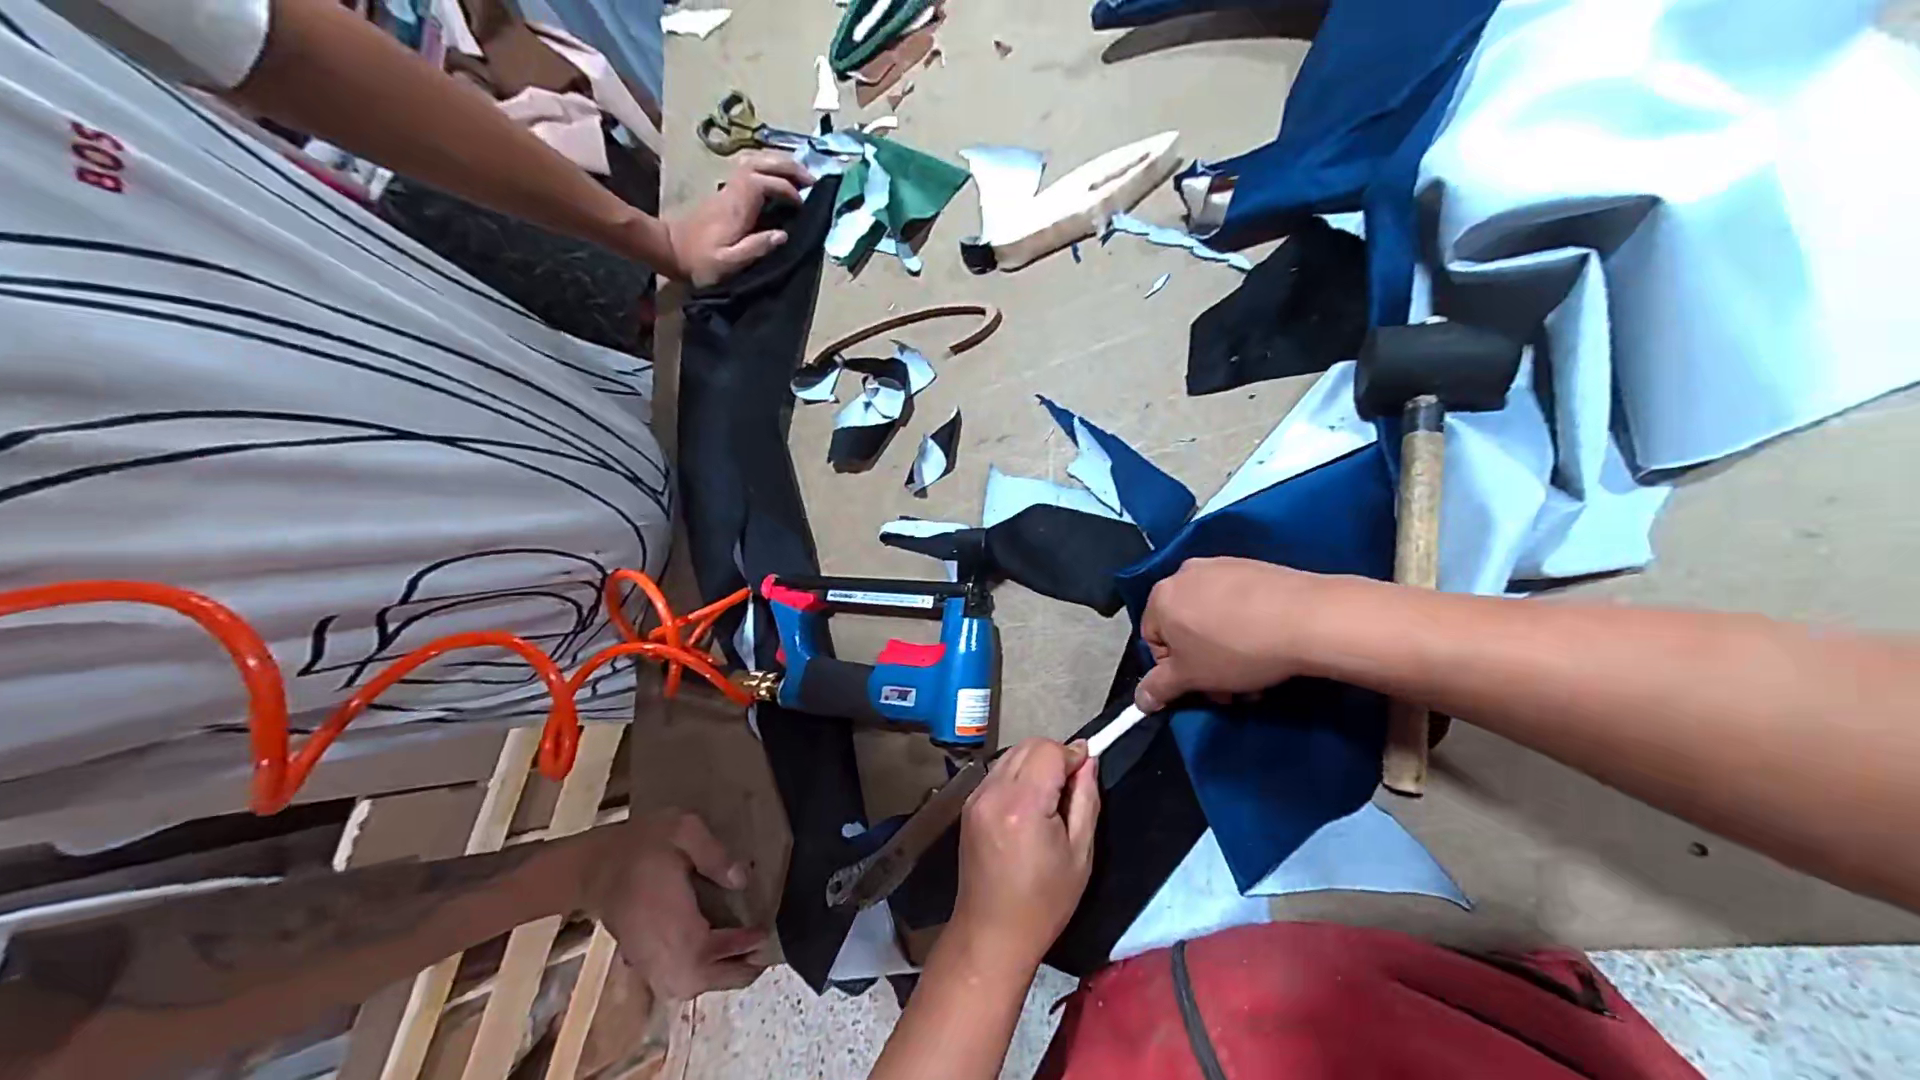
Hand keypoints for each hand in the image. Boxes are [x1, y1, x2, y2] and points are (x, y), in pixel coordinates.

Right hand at [590, 810, 767, 999]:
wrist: (591, 865)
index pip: (707, 949)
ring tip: (747, 957)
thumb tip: (742, 880)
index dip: (738, 946)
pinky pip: (672, 981)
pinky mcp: (639, 958)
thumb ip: (714, 854)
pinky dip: (698, 977)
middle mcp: (656, 950)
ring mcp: (644, 958)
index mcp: (669, 920)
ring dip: (718, 977)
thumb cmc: (640, 844)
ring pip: (684, 986)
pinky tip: (716, 957)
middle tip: (764, 953)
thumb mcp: (683, 830)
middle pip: (697, 979)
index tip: (763, 931)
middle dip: (735, 971)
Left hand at [664, 151, 813, 285]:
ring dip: (779, 164)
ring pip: (755, 161)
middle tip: (811, 179)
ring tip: (800, 177)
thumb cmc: (699, 261)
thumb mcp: (728, 263)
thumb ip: (755, 248)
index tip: (802, 205)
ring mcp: (728, 188)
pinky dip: (769, 169)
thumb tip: (783, 235)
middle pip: (760, 162)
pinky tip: (781, 180)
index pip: (764, 183)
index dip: (787, 189)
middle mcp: (732, 190)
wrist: (670, 250)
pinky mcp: (726, 192)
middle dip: (788, 167)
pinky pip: (751, 169)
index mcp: (736, 206)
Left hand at [952, 738, 1099, 969]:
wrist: (992, 933)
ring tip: (1051, 800)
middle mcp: (993, 793)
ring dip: (1036, 764)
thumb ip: (1086, 798)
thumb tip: (1087, 760)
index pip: (1048, 750)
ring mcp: (976, 797)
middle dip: (1055, 756)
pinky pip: (998, 772)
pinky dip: (1018, 776)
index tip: (1086, 773)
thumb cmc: (1043, 902)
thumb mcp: (1080, 853)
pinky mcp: (969, 805)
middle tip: (1071, 789)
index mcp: (1022, 805)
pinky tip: (1029, 806)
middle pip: (1028, 745)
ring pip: (1012, 754)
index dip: (1072, 755)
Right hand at [1135, 557, 1325, 711]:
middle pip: (1183, 627)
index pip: (1154, 641)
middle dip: (1202, 661)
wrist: (1306, 618)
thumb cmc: (1238, 649)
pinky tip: (1267, 642)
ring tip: (1254, 669)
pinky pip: (1237, 600)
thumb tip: (1140, 699)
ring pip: (1211, 615)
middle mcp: (1184, 574)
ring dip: (1224, 646)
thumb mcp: (1192, 678)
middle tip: (1230, 685)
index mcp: (1161, 597)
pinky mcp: (1252, 566)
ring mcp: (1220, 566)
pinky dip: (1244, 622)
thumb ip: (1159, 687)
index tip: (1202, 686)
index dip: (1176, 671)